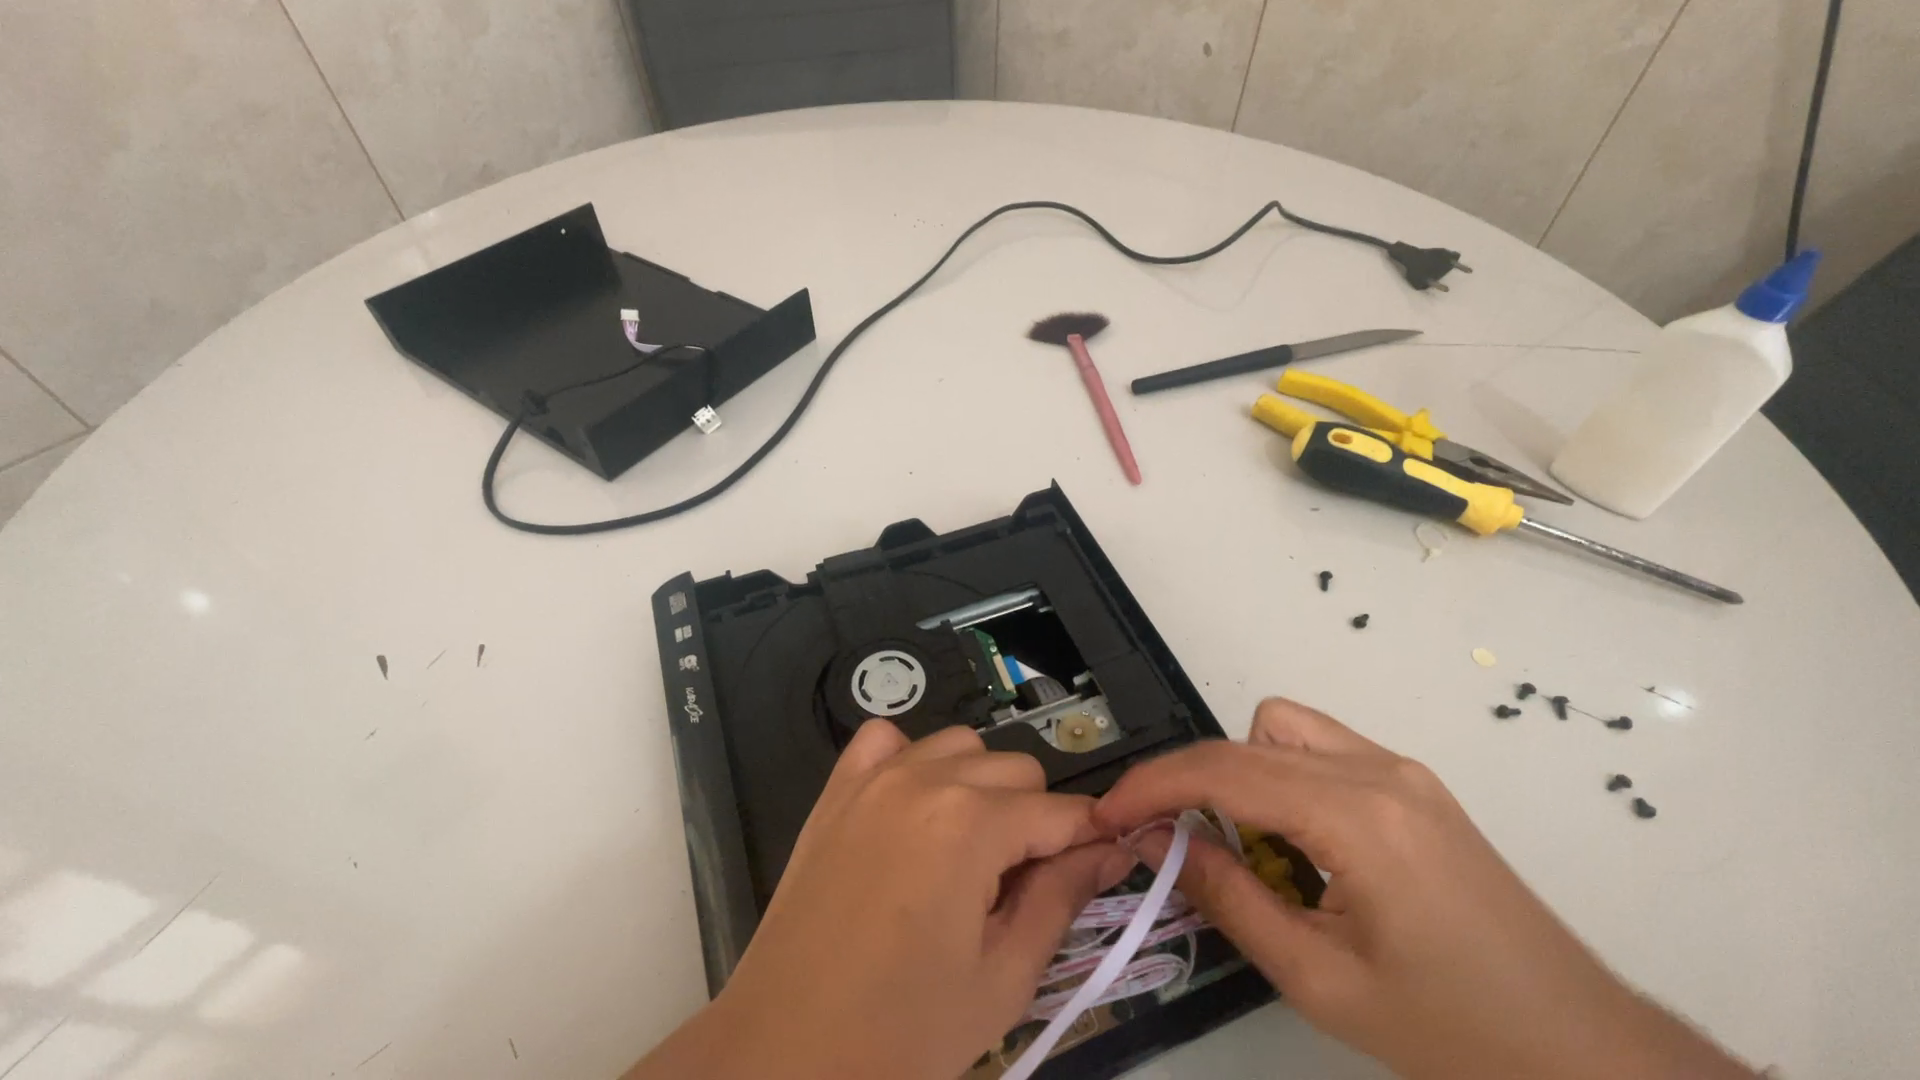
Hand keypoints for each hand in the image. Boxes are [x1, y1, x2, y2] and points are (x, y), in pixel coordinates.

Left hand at [628, 719, 1134, 1079]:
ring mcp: (873, 778)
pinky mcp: (836, 791)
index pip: (1064, 811)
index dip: (1089, 843)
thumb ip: (1062, 899)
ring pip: (961, 746)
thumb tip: (1109, 852)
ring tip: (967, 854)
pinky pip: (886, 740)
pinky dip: (911, 760)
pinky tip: (914, 810)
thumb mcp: (1003, 978)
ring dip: (980, 787)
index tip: (1094, 873)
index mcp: (972, 823)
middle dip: (1035, 821)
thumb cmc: (902, 1030)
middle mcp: (925, 779)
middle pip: (1017, 770)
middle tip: (1017, 889)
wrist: (786, 1049)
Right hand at [1096, 698, 1755, 1079]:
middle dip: (1189, 781)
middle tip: (1163, 842)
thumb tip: (1153, 841)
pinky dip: (1281, 778)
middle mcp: (1379, 770)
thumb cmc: (1449, 1030)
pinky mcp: (1417, 788)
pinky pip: (1322, 751)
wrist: (1585, 1051)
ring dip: (1240, 773)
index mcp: (1357, 815)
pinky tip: (1293, 843)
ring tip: (1240, 848)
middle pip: (1247, 738)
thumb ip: (1226, 897)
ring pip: (1285, 729)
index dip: (1151, 787)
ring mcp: (1404, 772)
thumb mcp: (1317, 978)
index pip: (1223, 770)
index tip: (1105, 816)